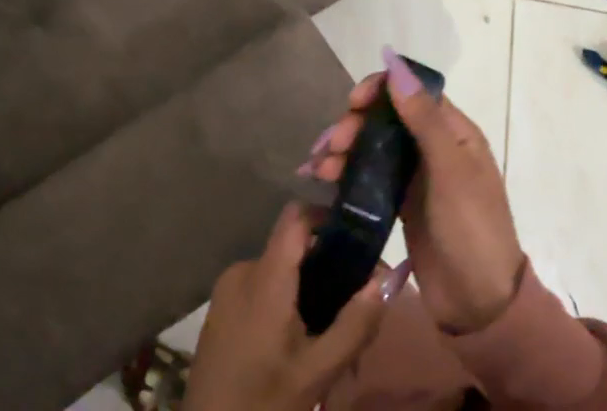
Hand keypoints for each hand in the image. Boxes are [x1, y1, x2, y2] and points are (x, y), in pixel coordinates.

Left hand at [185, 204, 400, 410]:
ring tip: (334, 323)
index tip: (360, 234)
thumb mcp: (319, 370)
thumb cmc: (264, 400)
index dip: (328, 214)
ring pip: (279, 269)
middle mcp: (242, 270)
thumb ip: (355, 323)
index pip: (296, 216)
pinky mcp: (220, 308)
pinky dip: (286, 298)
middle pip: (293, 247)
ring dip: (308, 286)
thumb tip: (385, 279)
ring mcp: (227, 289)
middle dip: (329, 264)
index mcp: (264, 277)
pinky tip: (302, 333)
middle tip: (359, 297)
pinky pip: (261, 286)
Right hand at [303, 47, 527, 334]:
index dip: (379, 90)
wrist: (479, 302)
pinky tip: (322, 180)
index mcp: (454, 133)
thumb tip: (396, 64)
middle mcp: (434, 148)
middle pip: (386, 119)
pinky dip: (346, 174)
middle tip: (331, 148)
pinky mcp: (400, 203)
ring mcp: (416, 176)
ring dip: (344, 150)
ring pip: (373, 147)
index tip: (352, 103)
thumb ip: (423, 119)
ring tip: (317, 168)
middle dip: (354, 125)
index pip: (412, 93)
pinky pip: (369, 176)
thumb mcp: (450, 172)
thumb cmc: (471, 229)